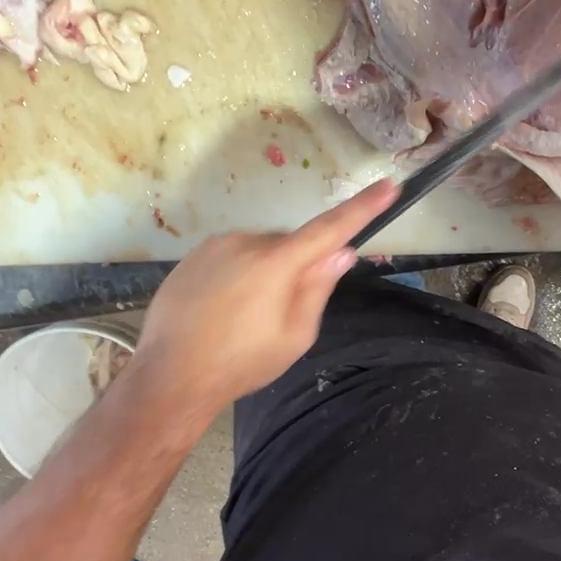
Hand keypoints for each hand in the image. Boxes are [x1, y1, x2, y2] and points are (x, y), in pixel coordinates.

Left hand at [131, 179, 397, 413]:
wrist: (171, 375)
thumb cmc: (242, 362)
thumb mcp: (295, 336)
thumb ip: (318, 289)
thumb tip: (340, 252)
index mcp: (276, 262)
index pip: (329, 229)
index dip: (362, 208)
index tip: (388, 186)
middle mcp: (245, 241)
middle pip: (289, 246)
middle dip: (296, 270)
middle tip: (282, 316)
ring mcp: (214, 246)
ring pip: (259, 253)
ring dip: (265, 276)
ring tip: (246, 320)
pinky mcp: (192, 257)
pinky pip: (231, 260)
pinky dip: (239, 279)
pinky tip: (224, 314)